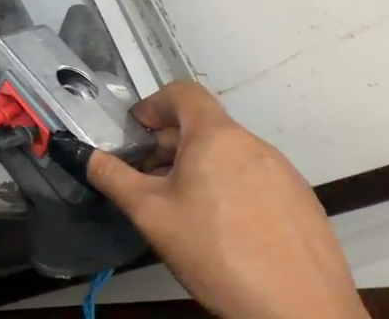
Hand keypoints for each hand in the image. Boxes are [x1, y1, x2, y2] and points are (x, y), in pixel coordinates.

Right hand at [85, 81, 365, 318]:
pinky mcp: (307, 209)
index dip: (154, 104)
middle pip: (205, 127)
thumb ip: (110, 175)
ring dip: (201, 168)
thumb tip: (80, 153)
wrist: (303, 318)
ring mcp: (288, 178)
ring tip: (184, 208)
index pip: (183, 93)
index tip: (137, 132)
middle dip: (170, 144)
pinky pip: (258, 182)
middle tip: (149, 178)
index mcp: (218, 138)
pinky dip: (232, 190)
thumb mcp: (150, 214)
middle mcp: (257, 147)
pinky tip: (225, 232)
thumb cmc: (218, 254)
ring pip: (232, 156)